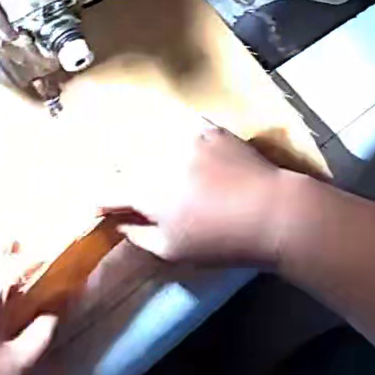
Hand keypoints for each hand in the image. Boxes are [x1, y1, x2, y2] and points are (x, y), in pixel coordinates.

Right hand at [97, 116, 302, 268]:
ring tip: (154, 170)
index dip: (102, 203)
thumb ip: (137, 233)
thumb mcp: (171, 249)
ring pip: (148, 138)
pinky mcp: (208, 126)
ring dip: (144, 153)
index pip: (105, 190)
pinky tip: (176, 148)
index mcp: (146, 189)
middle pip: (123, 160)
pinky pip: (177, 125)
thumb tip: (119, 221)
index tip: (107, 211)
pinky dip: (170, 135)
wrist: (272, 209)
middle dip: (123, 177)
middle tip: (132, 194)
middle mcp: (160, 155)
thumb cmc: (221, 239)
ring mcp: (185, 135)